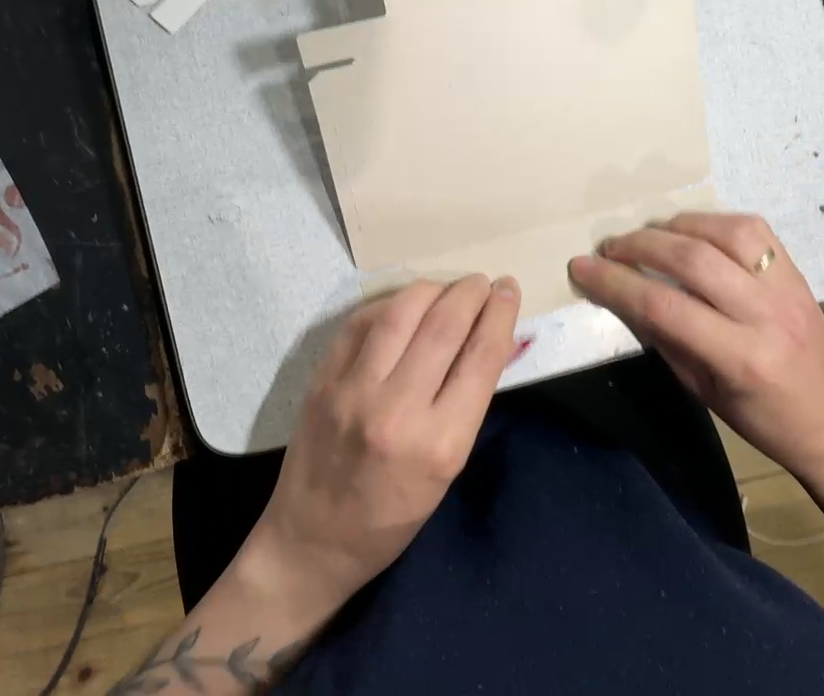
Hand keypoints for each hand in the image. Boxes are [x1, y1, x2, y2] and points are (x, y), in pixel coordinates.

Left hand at [245, 276, 519, 610]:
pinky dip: (389, 303)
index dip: (500, 315)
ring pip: (400, 313)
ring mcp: (353, 390)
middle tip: (483, 283)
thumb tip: (489, 342)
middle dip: (470, 294)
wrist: (314, 540)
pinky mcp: (322, 380)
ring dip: (432, 289)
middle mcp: (397, 410)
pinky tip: (405, 303)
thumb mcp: (447, 471)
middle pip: (444, 326)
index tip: (509, 292)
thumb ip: (466, 405)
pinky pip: (360, 323)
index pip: (480, 357)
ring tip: (448, 287)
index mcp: (440, 444)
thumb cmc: (393, 518)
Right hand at [569, 214, 823, 483]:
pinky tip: (692, 233)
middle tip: (609, 249)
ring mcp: (788, 289)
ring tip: (649, 238)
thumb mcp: (701, 390)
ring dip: (676, 226)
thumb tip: (621, 295)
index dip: (614, 282)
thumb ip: (663, 337)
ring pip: (725, 231)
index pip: (663, 306)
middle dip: (638, 246)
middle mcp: (766, 315)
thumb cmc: (762, 421)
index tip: (581, 268)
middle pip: (691, 258)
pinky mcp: (799, 273)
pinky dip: (713, 222)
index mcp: (740, 358)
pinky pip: (754, 230)